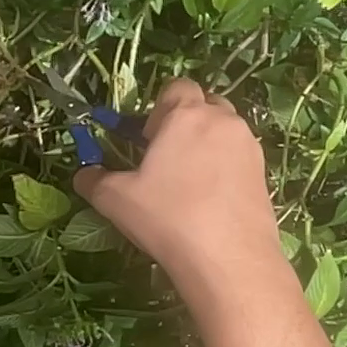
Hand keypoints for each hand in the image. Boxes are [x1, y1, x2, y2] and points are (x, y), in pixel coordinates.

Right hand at [74, 79, 284, 288]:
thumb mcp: (115, 199)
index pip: (177, 88)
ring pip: (224, 132)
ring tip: (186, 182)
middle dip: (184, 122)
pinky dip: (222, 169)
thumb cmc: (167, 216)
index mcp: (187, 116)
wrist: (227, 258)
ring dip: (205, 145)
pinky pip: (238, 158)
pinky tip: (207, 201)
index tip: (146, 138)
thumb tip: (83, 175)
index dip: (158, 108)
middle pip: (204, 104)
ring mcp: (249, 148)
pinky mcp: (264, 174)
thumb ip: (94, 180)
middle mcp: (223, 122)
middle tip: (164, 157)